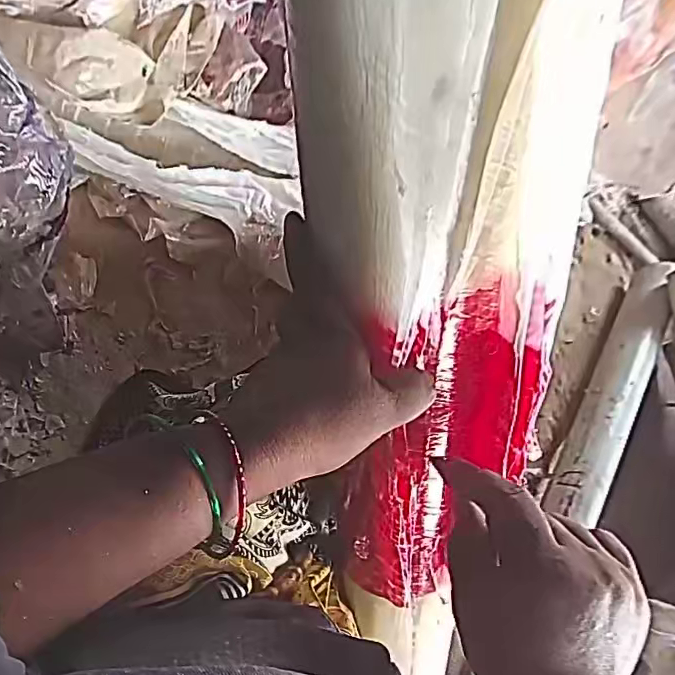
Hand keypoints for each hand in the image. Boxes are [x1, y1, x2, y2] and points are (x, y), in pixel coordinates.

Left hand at [222, 213, 433, 490]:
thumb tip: (423, 379)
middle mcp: (296, 340)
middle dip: (312, 295)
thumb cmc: (319, 421)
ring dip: (311, 338)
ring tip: (339, 350)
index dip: (305, 247)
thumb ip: (407, 391)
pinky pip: (292, 372)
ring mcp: (275, 367)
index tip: (296, 221)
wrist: (251, 453)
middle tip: (329, 290)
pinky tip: (320, 392)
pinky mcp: (263, 394)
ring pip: (295, 340)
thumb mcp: (381, 410)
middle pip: (302, 307)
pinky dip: (306, 374)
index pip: (314, 275)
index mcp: (327, 329)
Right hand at [439, 458, 648, 674]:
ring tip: (520, 564)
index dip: (472, 477)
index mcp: (543, 563)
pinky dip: (574, 548)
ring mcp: (620, 575)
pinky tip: (556, 569)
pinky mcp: (638, 590)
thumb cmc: (506, 656)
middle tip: (481, 532)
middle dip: (505, 514)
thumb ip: (469, 543)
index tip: (449, 466)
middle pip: (537, 511)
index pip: (506, 497)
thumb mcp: (471, 597)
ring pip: (568, 528)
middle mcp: (589, 561)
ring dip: (539, 533)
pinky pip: (602, 547)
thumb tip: (470, 508)